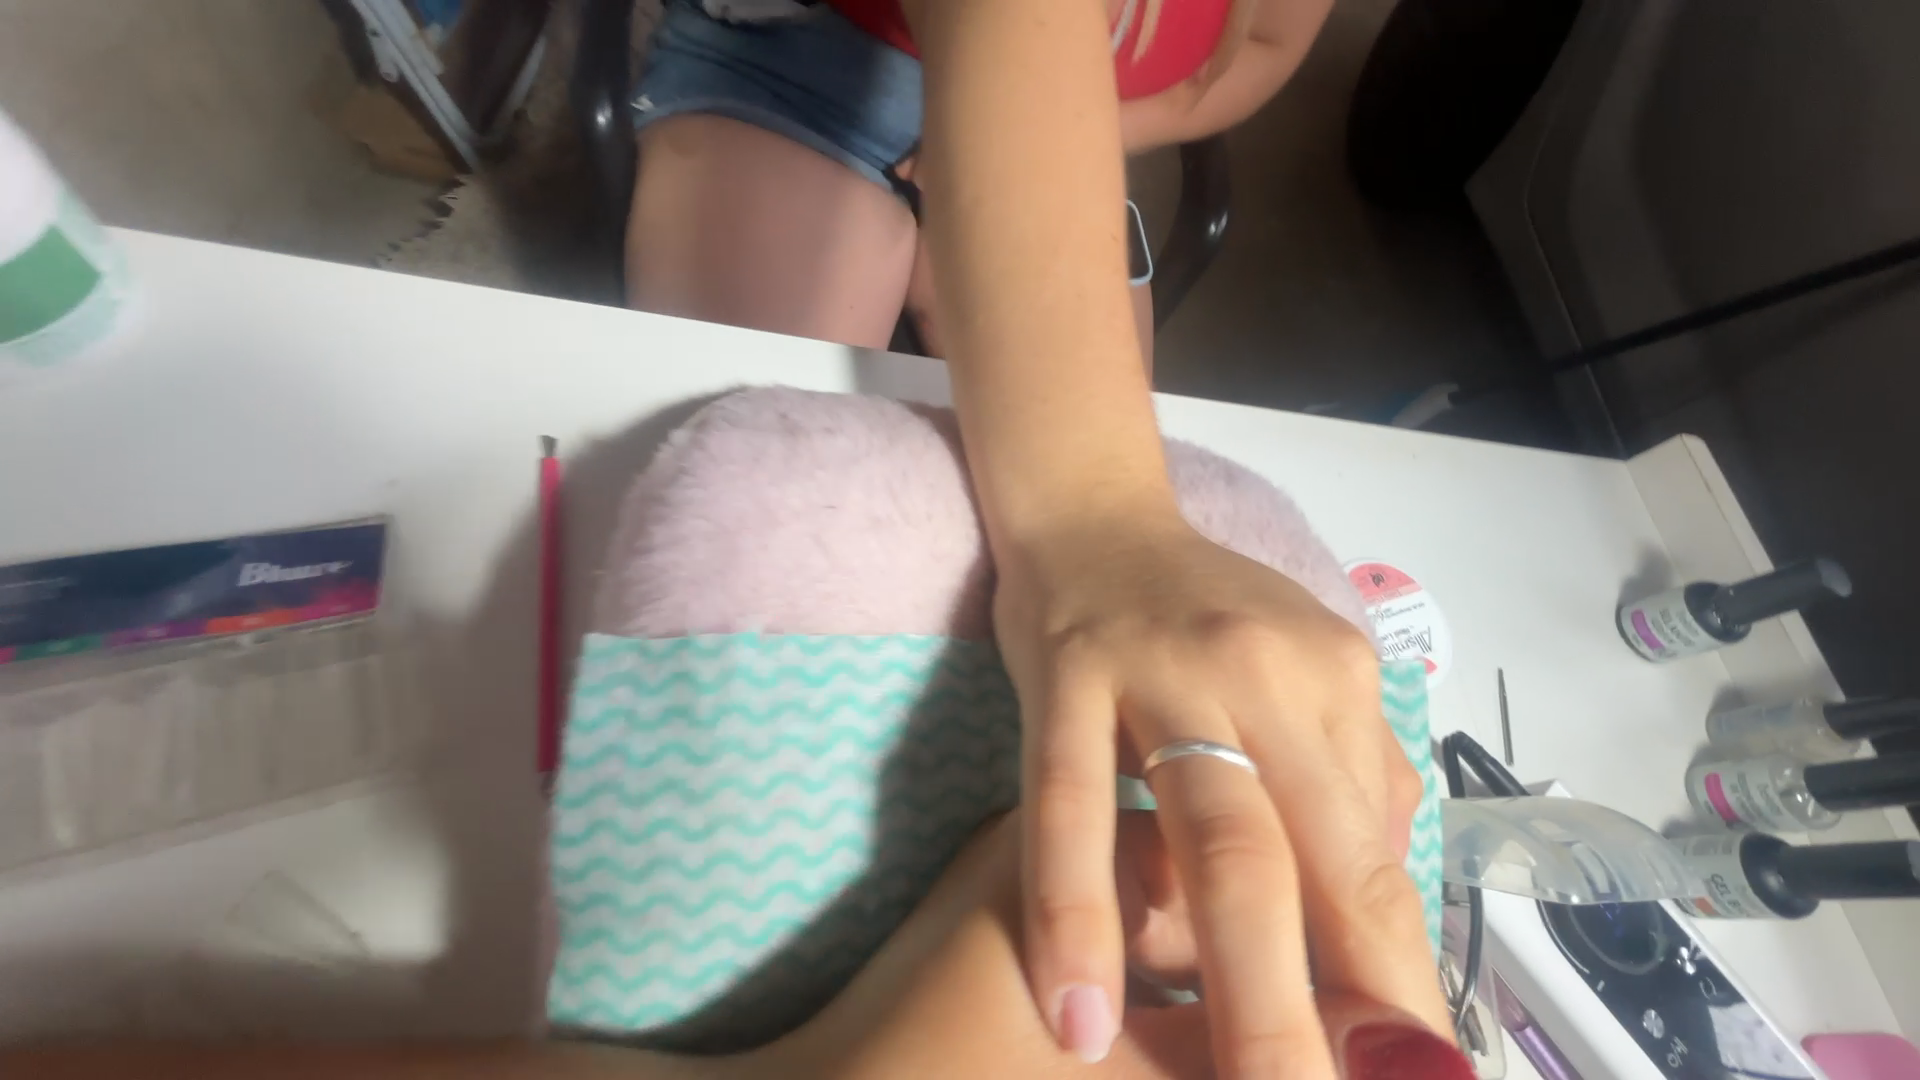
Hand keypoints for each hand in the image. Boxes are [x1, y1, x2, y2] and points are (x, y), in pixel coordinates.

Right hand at [992, 507, 1446, 1077]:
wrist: (1091, 518)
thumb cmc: (1191, 606)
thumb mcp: (1290, 667)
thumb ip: (1343, 766)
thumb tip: (1380, 898)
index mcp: (1331, 676)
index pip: (1376, 849)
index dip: (1399, 976)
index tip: (1412, 1076)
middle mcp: (1266, 668)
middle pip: (1316, 857)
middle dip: (1344, 1013)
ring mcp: (1162, 666)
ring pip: (1214, 837)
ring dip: (1239, 986)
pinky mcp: (1070, 671)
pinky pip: (1070, 800)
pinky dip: (1075, 907)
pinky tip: (1074, 1009)